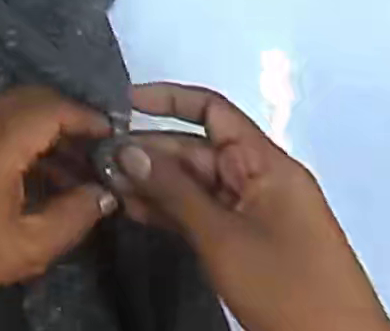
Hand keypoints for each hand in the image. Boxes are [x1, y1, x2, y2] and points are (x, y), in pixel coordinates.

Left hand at [0, 86, 117, 317]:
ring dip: (52, 125)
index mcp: (2, 136)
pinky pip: (6, 114)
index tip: (115, 135)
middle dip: (73, 119)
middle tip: (101, 149)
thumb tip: (106, 193)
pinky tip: (47, 165)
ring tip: (80, 163)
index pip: (56, 108)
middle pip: (41, 98)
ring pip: (23, 104)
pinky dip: (31, 129)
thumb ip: (73, 216)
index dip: (88, 117)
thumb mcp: (28, 246)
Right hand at [114, 84, 389, 330]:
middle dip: (150, 151)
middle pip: (196, 149)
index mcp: (265, 163)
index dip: (169, 99)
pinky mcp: (248, 246)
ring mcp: (253, 215)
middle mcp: (259, 180)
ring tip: (107, 184)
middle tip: (102, 159)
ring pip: (195, 184)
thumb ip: (173, 190)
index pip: (213, 110)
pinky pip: (202, 214)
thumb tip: (127, 148)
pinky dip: (171, 211)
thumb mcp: (223, 238)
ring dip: (154, 183)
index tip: (126, 102)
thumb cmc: (288, 290)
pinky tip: (133, 211)